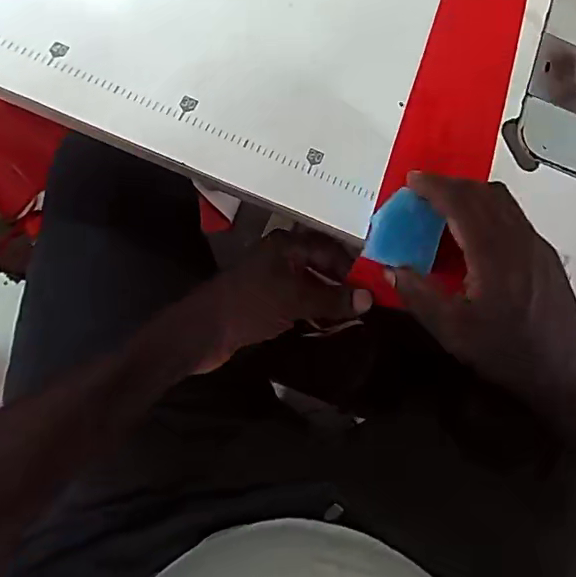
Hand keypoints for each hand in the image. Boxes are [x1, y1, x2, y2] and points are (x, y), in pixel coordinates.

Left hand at [168, 229, 370, 372]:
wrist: (203, 331)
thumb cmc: (249, 305)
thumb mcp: (295, 300)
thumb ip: (332, 299)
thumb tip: (368, 299)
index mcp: (284, 245)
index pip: (327, 247)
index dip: (350, 263)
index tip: (372, 282)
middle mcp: (278, 257)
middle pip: (318, 264)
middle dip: (341, 281)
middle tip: (367, 300)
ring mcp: (269, 279)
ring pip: (308, 284)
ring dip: (328, 297)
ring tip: (352, 314)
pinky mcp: (263, 301)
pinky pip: (296, 300)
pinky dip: (312, 309)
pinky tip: (327, 323)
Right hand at [390, 173, 575, 408]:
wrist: (566, 374)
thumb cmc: (508, 353)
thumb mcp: (453, 331)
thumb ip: (419, 295)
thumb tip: (391, 268)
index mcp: (494, 254)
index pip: (463, 203)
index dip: (435, 187)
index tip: (412, 181)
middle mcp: (519, 239)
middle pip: (484, 193)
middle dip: (450, 185)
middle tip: (422, 193)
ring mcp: (536, 245)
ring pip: (502, 201)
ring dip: (470, 195)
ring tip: (444, 210)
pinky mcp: (545, 254)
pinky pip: (512, 216)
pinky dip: (487, 210)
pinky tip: (472, 236)